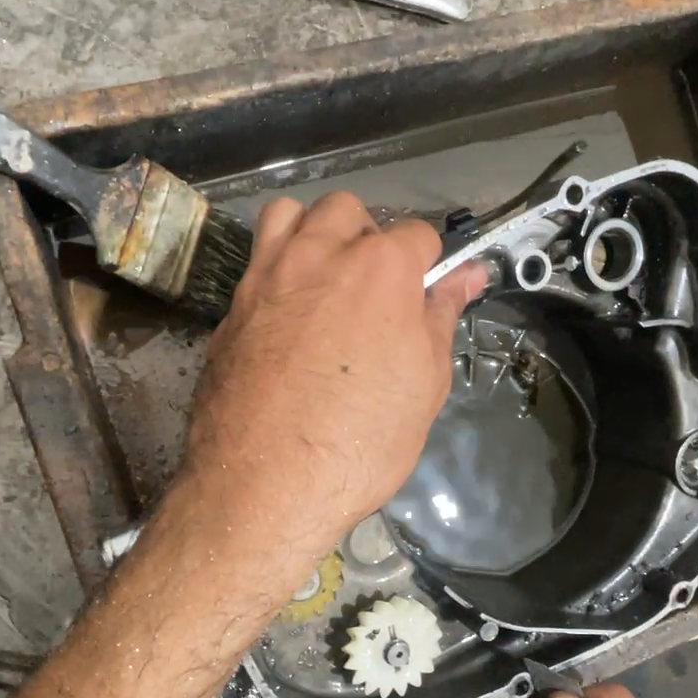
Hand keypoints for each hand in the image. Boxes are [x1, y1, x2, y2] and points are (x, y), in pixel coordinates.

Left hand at [180, 192, 486, 556]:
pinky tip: (287, 316)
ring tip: (325, 282)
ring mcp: (265, 277)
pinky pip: (257, 263)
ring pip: (290, 216)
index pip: (416, 235)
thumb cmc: (360, 442)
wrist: (264, 485)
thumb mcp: (424, 384)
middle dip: (366, 238)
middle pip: (346, 212)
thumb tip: (467, 277)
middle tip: (373, 290)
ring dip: (314, 234)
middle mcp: (318, 255)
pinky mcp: (231, 308)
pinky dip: (277, 270)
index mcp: (379, 268)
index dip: (427, 266)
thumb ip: (441, 319)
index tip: (424, 296)